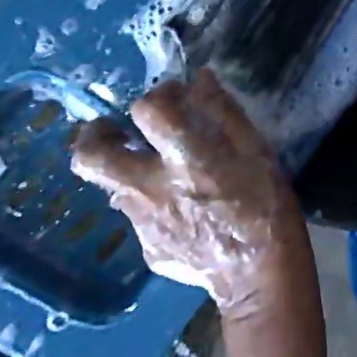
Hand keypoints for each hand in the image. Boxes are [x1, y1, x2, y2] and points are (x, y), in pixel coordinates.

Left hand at [70, 69, 305, 315]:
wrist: (261, 277)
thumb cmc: (265, 204)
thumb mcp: (256, 148)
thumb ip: (223, 110)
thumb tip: (200, 78)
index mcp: (184, 158)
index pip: (146, 110)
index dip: (159, 94)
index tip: (175, 96)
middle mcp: (152, 188)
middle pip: (90, 157)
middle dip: (94, 136)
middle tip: (117, 131)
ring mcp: (144, 222)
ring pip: (114, 186)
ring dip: (129, 170)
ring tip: (160, 173)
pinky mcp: (147, 248)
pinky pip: (138, 216)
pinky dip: (152, 204)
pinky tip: (181, 211)